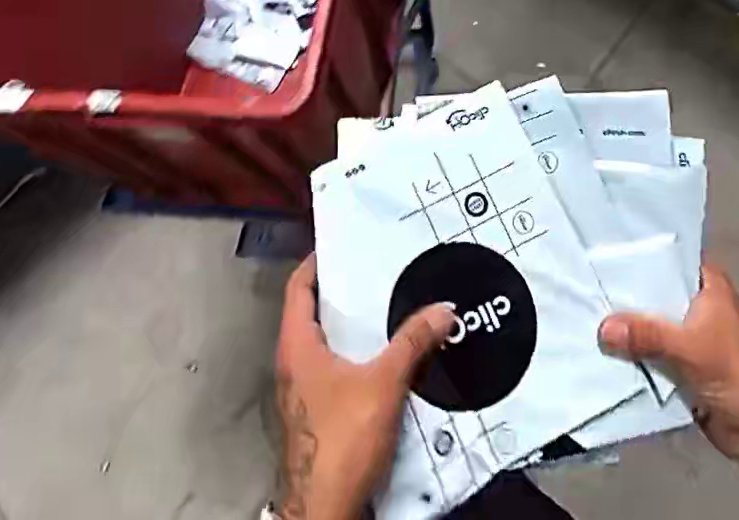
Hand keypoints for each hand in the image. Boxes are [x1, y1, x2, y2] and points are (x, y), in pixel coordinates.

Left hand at [275, 256, 455, 519]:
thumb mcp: (384, 383)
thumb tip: (444, 310)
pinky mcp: (317, 413)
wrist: (324, 511)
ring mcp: (303, 391)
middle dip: (344, 291)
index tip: (343, 245)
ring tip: (387, 305)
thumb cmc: (342, 437)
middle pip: (313, 313)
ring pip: (326, 343)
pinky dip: (357, 354)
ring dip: (352, 325)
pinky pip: (336, 368)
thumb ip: (413, 342)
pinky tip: (386, 354)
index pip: (299, 288)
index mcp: (297, 346)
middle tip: (377, 270)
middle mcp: (294, 364)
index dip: (317, 262)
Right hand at [597, 262, 738, 462]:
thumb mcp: (692, 350)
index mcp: (707, 283)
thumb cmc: (738, 376)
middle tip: (584, 280)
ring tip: (583, 307)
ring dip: (624, 321)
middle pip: (651, 287)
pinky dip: (628, 346)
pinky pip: (646, 345)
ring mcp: (686, 330)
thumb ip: (648, 335)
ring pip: (647, 317)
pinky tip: (598, 340)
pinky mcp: (678, 358)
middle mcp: (695, 300)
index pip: (666, 255)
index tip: (599, 247)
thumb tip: (602, 327)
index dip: (635, 251)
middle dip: (623, 289)